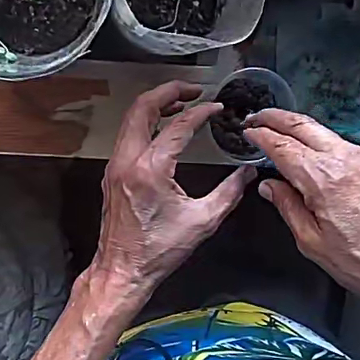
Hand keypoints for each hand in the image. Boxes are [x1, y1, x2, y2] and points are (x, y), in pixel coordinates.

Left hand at [89, 82, 254, 298]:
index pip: (178, 126)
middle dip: (168, 91)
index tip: (216, 108)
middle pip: (142, 108)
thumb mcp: (202, 221)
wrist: (122, 270)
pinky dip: (145, 122)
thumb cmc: (158, 251)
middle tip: (192, 89)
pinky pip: (127, 135)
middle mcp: (127, 161)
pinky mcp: (112, 174)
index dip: (201, 112)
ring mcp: (115, 166)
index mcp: (150, 170)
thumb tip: (246, 173)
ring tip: (180, 102)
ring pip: (130, 119)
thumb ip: (229, 192)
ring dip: (155, 105)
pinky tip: (162, 128)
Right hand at [245, 109, 359, 313]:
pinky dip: (323, 143)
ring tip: (282, 134)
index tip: (248, 132)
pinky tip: (314, 154)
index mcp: (325, 179)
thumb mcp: (313, 243)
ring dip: (300, 129)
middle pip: (304, 125)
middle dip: (276, 117)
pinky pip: (345, 146)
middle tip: (257, 117)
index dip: (260, 136)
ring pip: (326, 133)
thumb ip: (288, 208)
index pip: (282, 146)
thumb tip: (271, 188)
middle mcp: (348, 160)